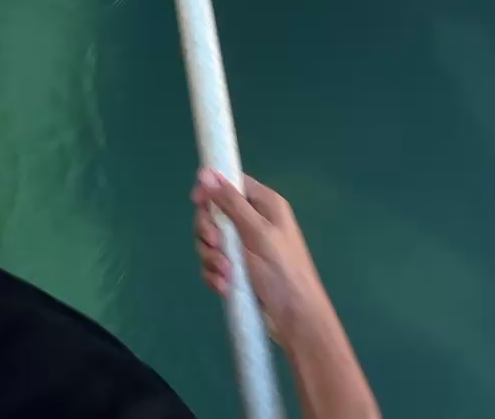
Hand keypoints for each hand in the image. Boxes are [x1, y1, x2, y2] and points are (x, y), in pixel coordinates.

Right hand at [192, 168, 328, 345]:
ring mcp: (243, 246)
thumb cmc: (283, 272)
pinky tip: (225, 286)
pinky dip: (215, 273)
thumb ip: (230, 202)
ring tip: (226, 273)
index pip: (230, 182)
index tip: (197, 202)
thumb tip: (205, 172)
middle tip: (215, 243)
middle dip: (209, 230)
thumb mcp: (257, 233)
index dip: (211, 189)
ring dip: (212, 256)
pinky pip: (212, 262)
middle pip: (214, 211)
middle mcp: (252, 221)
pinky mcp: (235, 269)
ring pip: (210, 239)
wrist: (296, 323)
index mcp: (263, 205)